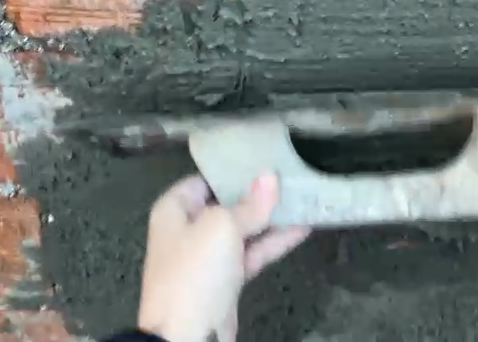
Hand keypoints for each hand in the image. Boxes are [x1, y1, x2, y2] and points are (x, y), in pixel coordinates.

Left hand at [135, 172, 311, 341]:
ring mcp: (208, 258)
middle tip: (289, 172)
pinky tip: (302, 227)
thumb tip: (270, 176)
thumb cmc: (195, 271)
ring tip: (302, 196)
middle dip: (256, 192)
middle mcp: (189, 229)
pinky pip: (252, 254)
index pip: (205, 177)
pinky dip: (274, 242)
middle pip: (226, 202)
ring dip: (270, 217)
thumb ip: (249, 204)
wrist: (187, 341)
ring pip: (243, 229)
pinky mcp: (226, 282)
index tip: (263, 155)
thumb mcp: (222, 228)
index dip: (233, 168)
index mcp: (175, 209)